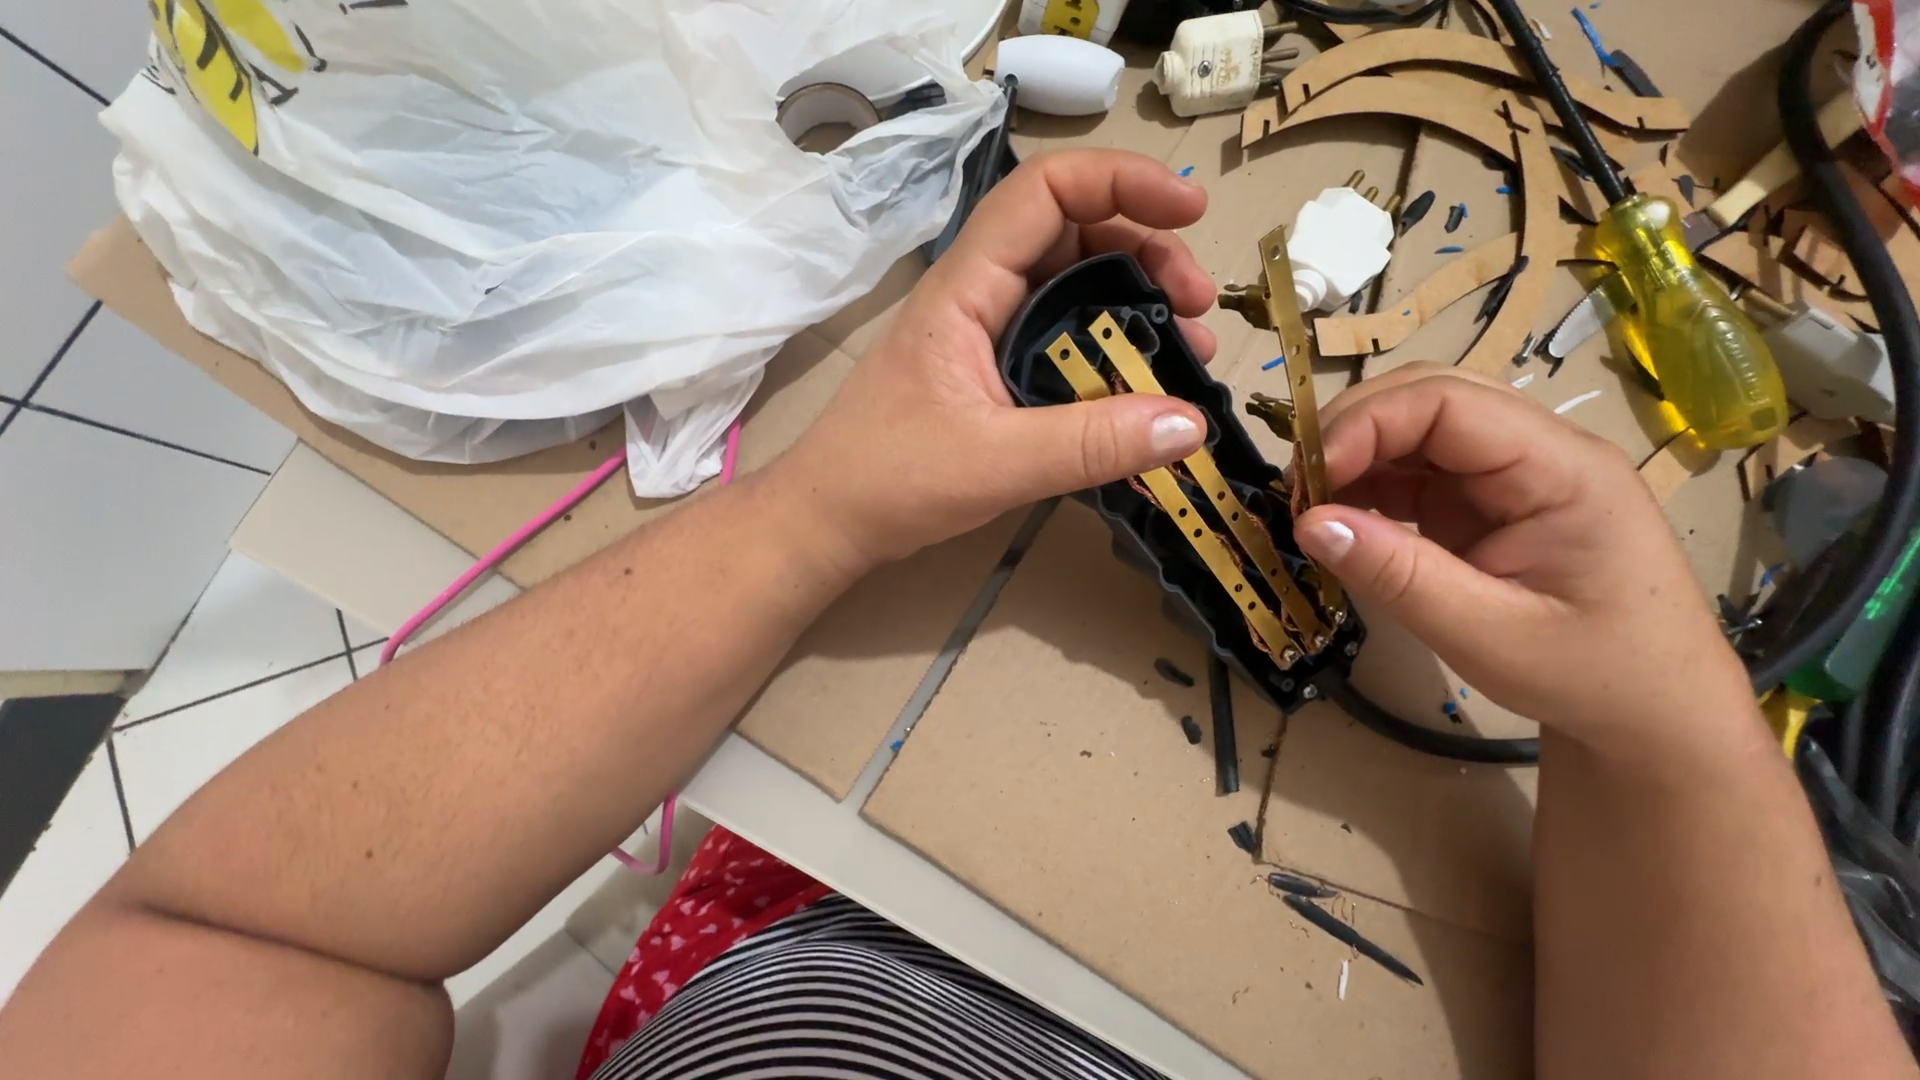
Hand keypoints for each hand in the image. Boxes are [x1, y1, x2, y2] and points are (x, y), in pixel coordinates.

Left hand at [773, 149, 1217, 565]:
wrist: (830, 518)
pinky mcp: (990, 373)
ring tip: (1186, 348)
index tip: (1188, 212)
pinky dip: (1107, 351)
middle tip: (1196, 307)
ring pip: (1070, 287)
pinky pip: (1060, 341)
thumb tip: (1190, 424)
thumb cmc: (891, 479)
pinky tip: (1140, 388)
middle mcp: (978, 296)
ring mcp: (984, 334)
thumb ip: (1091, 446)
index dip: (1121, 181)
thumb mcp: (996, 463)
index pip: (1045, 192)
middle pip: (1071, 233)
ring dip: (1133, 304)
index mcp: (966, 289)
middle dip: (1145, 252)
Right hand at [1291, 364, 1751, 753]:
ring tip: (1308, 506)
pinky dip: (1363, 485)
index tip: (1309, 479)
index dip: (1365, 424)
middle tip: (1298, 489)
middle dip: (1350, 430)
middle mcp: (1534, 451)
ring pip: (1413, 428)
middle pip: (1427, 397)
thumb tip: (1308, 524)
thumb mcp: (1489, 636)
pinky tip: (1337, 518)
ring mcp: (1506, 474)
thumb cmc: (1590, 675)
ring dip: (1352, 455)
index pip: (1447, 402)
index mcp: (1560, 468)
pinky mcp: (1480, 500)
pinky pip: (1411, 469)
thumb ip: (1398, 577)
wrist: (1649, 710)